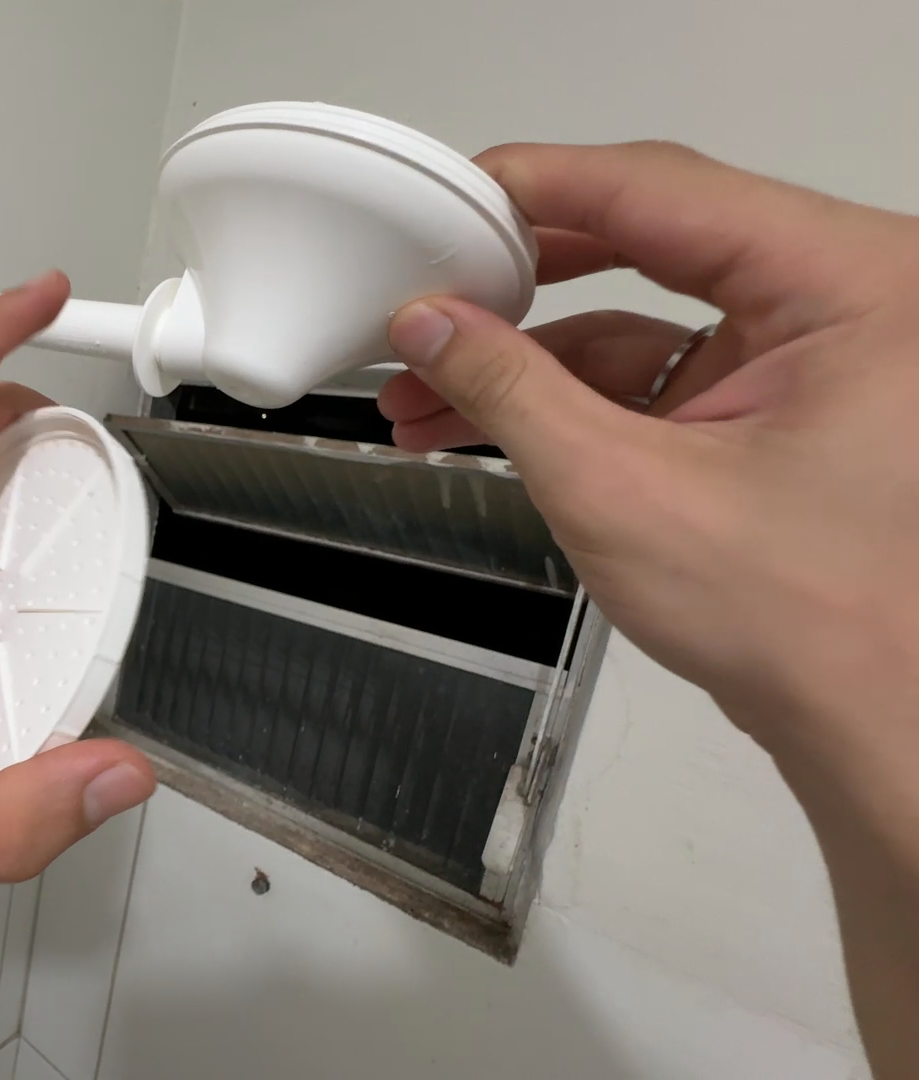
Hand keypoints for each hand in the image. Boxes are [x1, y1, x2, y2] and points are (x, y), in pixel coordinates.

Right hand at [378, 141, 918, 1073]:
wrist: (866, 713)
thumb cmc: (803, 615)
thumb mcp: (613, 482)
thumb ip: (507, 387)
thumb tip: (428, 324)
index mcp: (854, 286)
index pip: (661, 191)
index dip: (535, 187)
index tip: (448, 194)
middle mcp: (839, 302)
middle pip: (636, 243)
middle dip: (507, 285)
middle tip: (419, 298)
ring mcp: (795, 357)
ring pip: (616, 321)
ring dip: (508, 359)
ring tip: (415, 396)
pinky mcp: (751, 405)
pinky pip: (625, 375)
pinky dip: (541, 398)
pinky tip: (465, 425)